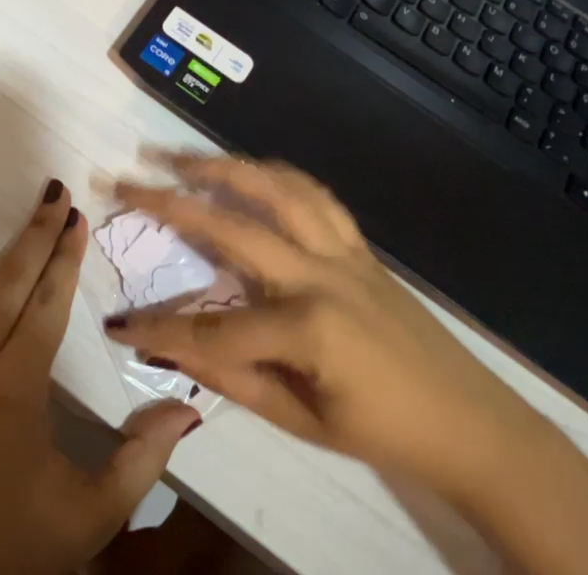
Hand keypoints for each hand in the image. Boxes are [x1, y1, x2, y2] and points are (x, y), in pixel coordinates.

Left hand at [0, 176, 199, 574]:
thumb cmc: (17, 544)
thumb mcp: (92, 512)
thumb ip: (142, 458)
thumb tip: (188, 408)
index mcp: (18, 386)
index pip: (50, 305)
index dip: (66, 258)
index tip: (76, 216)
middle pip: (7, 283)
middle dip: (33, 232)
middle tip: (50, 189)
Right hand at [102, 153, 551, 499]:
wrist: (472, 424)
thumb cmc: (383, 432)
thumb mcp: (299, 419)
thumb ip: (229, 377)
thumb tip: (165, 349)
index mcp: (307, 329)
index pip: (211, 326)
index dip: (158, 328)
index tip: (115, 323)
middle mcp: (322, 277)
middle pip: (232, 227)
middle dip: (170, 204)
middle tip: (124, 184)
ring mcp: (345, 254)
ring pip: (278, 190)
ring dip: (224, 167)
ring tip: (180, 156)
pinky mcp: (361, 248)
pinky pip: (316, 197)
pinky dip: (277, 175)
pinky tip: (249, 169)